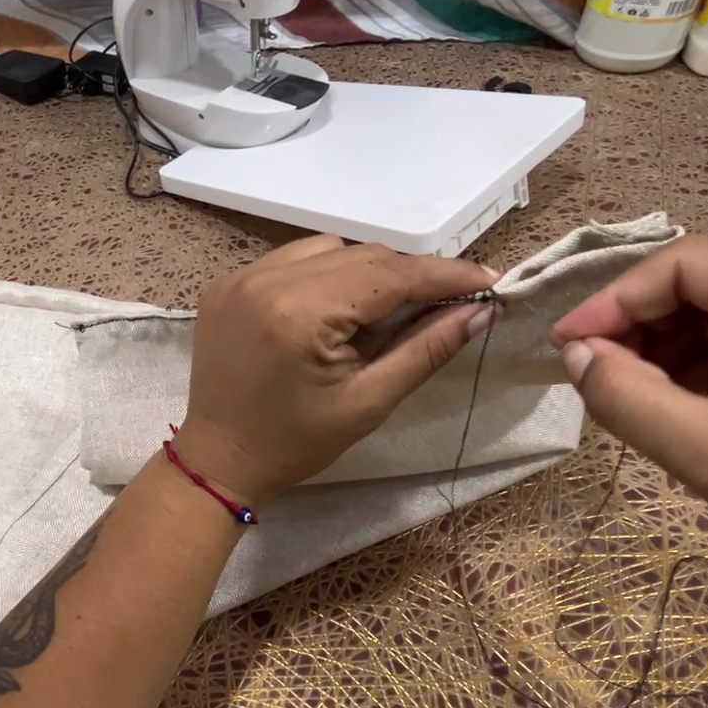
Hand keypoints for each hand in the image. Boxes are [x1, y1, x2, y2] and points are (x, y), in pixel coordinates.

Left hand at [171, 236, 495, 505]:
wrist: (219, 458)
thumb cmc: (295, 442)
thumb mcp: (368, 402)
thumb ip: (425, 350)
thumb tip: (480, 311)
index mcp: (299, 312)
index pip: (388, 274)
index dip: (443, 274)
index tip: (488, 280)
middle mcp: (264, 280)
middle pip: (360, 255)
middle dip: (407, 275)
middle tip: (444, 301)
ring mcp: (238, 278)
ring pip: (326, 250)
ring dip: (364, 272)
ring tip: (381, 312)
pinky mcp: (225, 284)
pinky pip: (289, 261)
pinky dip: (321, 275)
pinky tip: (332, 309)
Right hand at [549, 235, 707, 617]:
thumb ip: (627, 398)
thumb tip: (573, 355)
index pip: (689, 264)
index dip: (614, 301)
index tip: (563, 347)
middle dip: (641, 334)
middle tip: (593, 381)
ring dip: (669, 359)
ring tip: (634, 406)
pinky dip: (705, 377)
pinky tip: (681, 415)